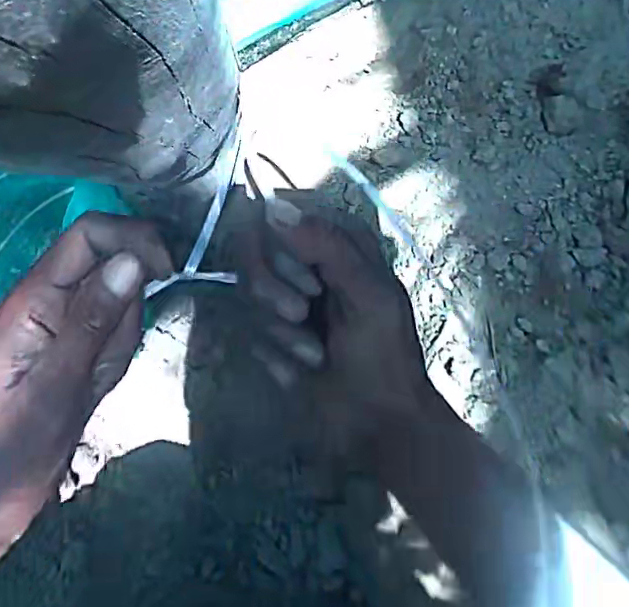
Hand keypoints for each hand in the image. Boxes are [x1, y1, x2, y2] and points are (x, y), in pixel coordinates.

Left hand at [0, 212, 172, 537]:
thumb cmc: (6, 456)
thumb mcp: (53, 391)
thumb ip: (91, 322)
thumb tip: (131, 260)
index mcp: (33, 298)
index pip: (89, 233)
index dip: (133, 238)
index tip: (167, 271)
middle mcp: (47, 298)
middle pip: (109, 258)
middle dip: (131, 299)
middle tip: (117, 351)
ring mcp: (60, 320)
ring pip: (118, 294)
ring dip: (124, 331)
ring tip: (96, 379)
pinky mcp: (72, 341)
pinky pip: (114, 326)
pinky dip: (118, 350)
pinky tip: (95, 385)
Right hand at [242, 197, 548, 605]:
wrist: (376, 424)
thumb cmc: (384, 354)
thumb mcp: (368, 294)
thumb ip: (327, 245)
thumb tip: (272, 205)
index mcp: (336, 235)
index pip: (278, 210)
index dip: (277, 243)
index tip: (306, 283)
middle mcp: (305, 254)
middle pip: (250, 244)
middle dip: (270, 288)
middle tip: (301, 315)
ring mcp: (283, 289)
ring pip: (245, 286)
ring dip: (276, 327)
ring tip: (312, 353)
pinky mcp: (268, 323)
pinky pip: (244, 322)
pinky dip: (272, 348)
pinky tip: (301, 365)